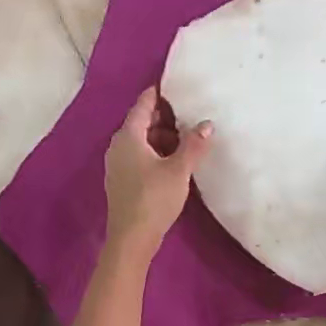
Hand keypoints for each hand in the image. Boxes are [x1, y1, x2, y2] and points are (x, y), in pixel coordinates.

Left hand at [104, 87, 211, 260]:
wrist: (131, 239)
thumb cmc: (154, 199)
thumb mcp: (179, 170)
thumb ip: (193, 145)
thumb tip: (207, 123)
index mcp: (128, 137)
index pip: (143, 105)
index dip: (158, 94)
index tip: (175, 86)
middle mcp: (118, 147)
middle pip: (141, 123)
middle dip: (164, 118)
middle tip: (189, 116)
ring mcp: (117, 166)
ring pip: (141, 143)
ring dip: (161, 139)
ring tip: (187, 141)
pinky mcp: (122, 182)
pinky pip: (139, 158)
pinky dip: (155, 154)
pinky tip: (173, 163)